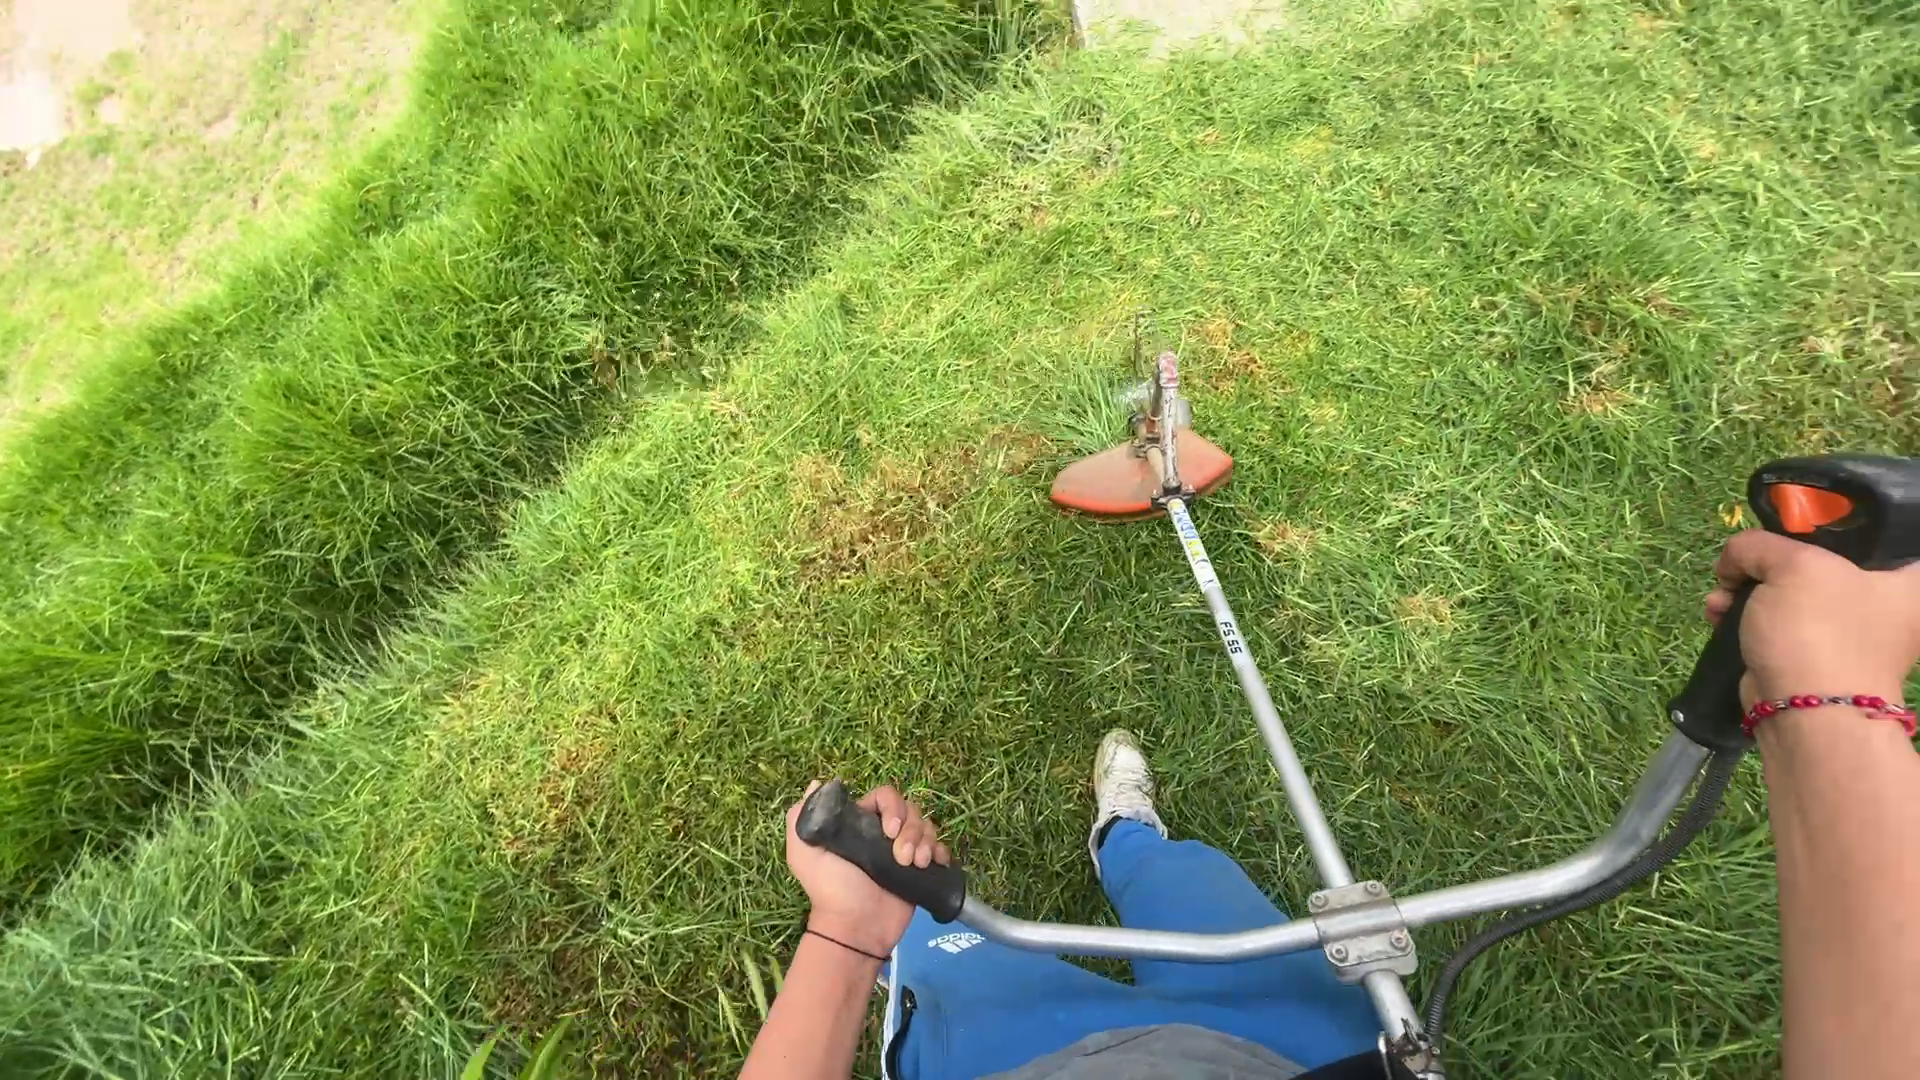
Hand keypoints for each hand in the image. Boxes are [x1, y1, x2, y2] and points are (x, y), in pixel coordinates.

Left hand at [785, 782, 950, 956]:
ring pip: (926, 827)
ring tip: (915, 864)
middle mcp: (884, 834)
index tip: (889, 830)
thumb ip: (802, 816)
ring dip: (924, 842)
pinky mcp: (920, 871)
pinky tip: (932, 864)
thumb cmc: (830, 889)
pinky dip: (940, 852)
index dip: (893, 807)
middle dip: (911, 830)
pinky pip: (939, 848)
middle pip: (910, 811)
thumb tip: (817, 783)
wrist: (854, 928)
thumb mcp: (803, 852)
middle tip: (902, 856)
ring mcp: (904, 851)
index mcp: (860, 823)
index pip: (886, 797)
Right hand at [1706, 529, 1919, 704]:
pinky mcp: (1810, 646)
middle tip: (1739, 573)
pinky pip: (1769, 615)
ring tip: (1720, 601)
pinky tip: (1718, 617)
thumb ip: (1758, 545)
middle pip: (1811, 559)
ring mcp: (1846, 625)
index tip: (1784, 539)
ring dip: (1739, 589)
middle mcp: (1885, 598)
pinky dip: (1738, 613)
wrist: (1808, 706)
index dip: (1819, 528)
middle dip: (1761, 564)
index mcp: (1908, 578)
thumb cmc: (1819, 630)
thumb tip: (1735, 563)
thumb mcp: (1793, 565)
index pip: (1870, 534)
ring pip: (1781, 587)